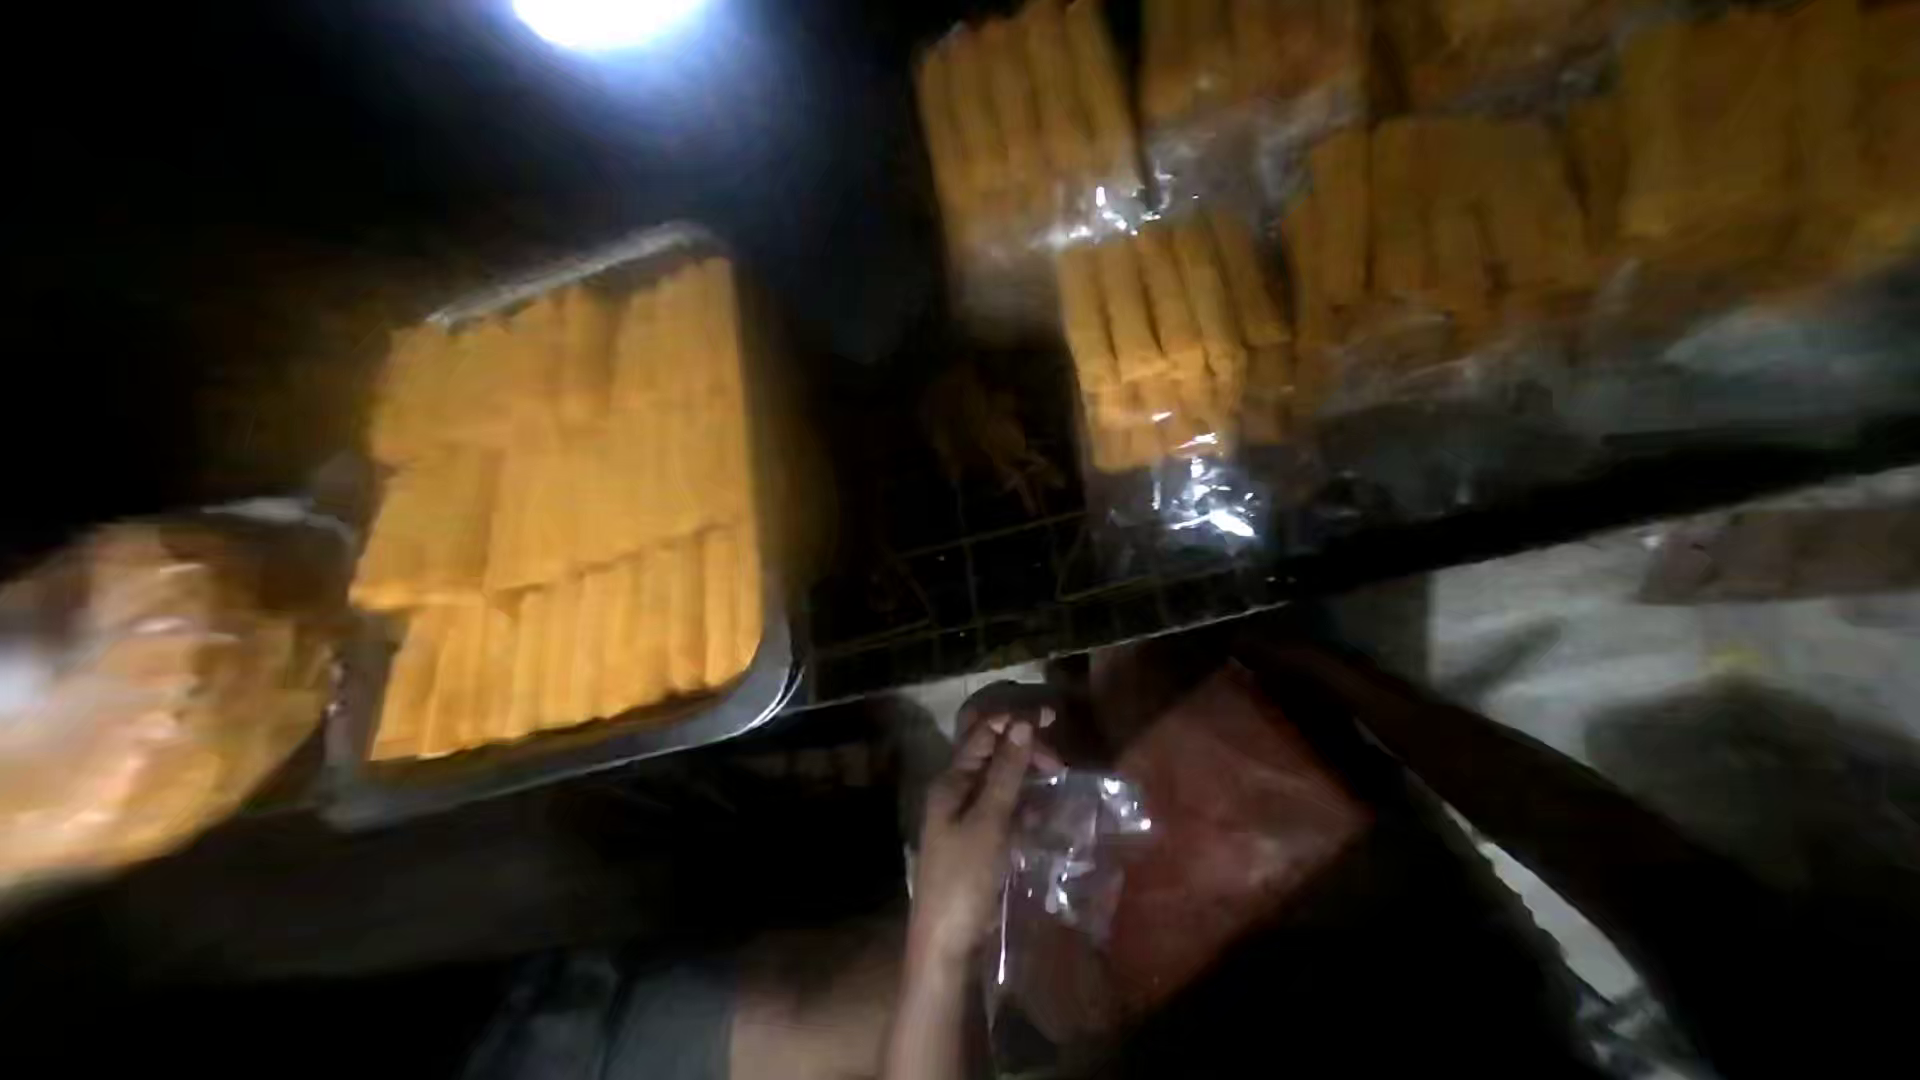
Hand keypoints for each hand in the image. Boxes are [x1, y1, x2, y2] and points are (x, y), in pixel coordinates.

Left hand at [907, 713, 1039, 967]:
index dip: (1014, 720)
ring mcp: (965, 817)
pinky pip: (1003, 810)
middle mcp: (955, 792)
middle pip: (992, 755)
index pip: (984, 733)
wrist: (946, 944)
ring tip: (1057, 786)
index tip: (1052, 718)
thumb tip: (1022, 723)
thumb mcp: (989, 821)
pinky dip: (1023, 807)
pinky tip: (1043, 816)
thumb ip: (1006, 772)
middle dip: (1025, 750)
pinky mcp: (977, 841)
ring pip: (1000, 783)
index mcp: (951, 780)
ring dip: (1027, 778)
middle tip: (1059, 765)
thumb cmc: (964, 877)